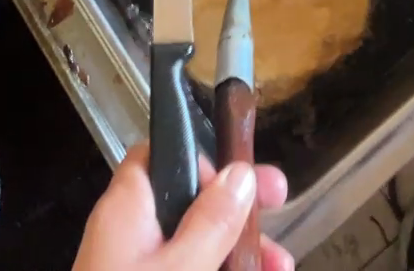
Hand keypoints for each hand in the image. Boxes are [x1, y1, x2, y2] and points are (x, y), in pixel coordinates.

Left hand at [73, 143, 293, 270]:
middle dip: (237, 207)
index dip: (199, 154)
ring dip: (239, 251)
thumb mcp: (182, 269)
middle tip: (282, 201)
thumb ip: (212, 221)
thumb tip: (240, 171)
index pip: (158, 154)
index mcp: (128, 208)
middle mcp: (130, 234)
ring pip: (195, 245)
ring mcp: (138, 270)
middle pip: (188, 201)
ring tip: (284, 265)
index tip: (239, 171)